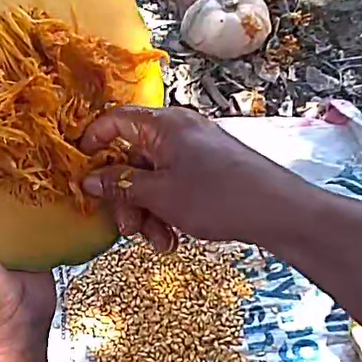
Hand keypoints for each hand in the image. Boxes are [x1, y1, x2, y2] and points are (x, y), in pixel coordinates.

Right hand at [79, 106, 309, 249]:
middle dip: (126, 197)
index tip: (83, 172)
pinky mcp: (207, 171)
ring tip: (160, 241)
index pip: (114, 120)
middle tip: (128, 227)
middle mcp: (178, 132)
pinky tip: (174, 237)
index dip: (93, 143)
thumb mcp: (161, 195)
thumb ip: (121, 185)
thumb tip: (90, 179)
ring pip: (152, 179)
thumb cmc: (220, 197)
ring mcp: (194, 152)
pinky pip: (174, 186)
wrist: (278, 211)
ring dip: (148, 212)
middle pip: (132, 158)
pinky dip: (168, 211)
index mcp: (164, 125)